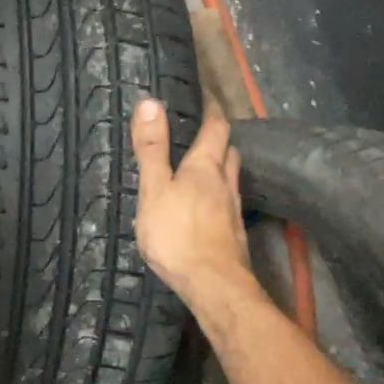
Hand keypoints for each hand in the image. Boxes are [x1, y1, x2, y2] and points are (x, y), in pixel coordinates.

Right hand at [131, 100, 260, 307]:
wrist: (214, 286)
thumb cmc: (177, 234)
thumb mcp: (155, 189)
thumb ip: (152, 149)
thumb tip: (150, 102)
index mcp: (204, 168)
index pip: (216, 129)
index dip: (213, 111)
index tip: (207, 96)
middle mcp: (225, 184)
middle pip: (229, 152)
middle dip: (219, 138)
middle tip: (202, 131)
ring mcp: (232, 210)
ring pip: (231, 178)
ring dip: (221, 166)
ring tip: (204, 165)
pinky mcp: (233, 234)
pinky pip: (227, 202)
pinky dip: (218, 194)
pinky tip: (206, 205)